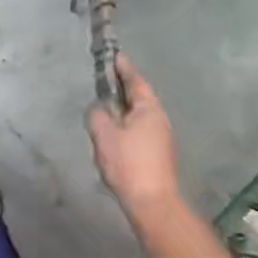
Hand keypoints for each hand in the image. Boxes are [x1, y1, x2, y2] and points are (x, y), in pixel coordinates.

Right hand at [85, 54, 181, 213]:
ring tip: (106, 108)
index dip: (124, 68)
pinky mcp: (157, 155)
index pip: (135, 82)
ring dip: (124, 109)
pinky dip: (126, 125)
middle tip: (106, 79)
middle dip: (123, 89)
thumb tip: (99, 109)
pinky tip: (114, 134)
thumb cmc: (128, 163)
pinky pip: (139, 130)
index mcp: (149, 110)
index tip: (116, 55)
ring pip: (139, 116)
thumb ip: (97, 114)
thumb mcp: (104, 134)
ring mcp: (161, 139)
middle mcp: (159, 120)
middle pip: (139, 98)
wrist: (152, 203)